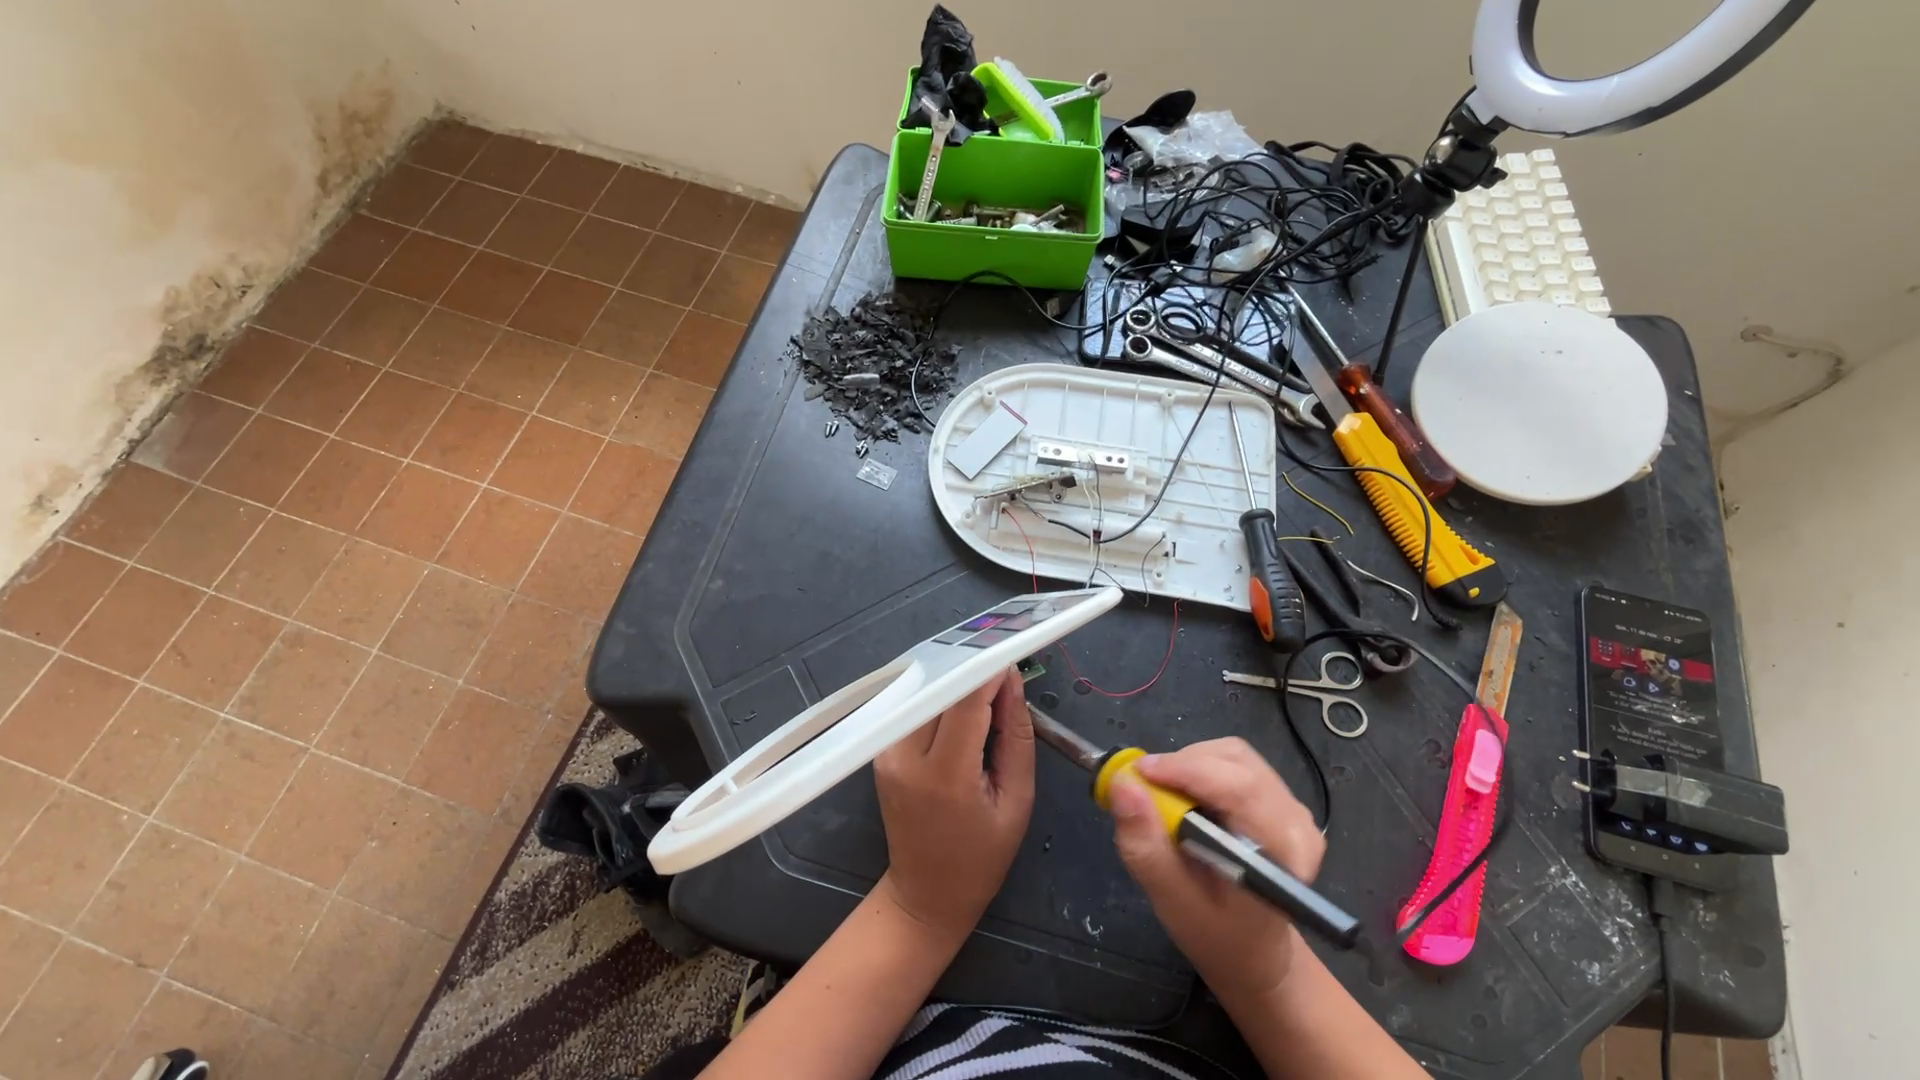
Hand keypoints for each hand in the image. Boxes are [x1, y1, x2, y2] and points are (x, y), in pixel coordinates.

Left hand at [873, 666, 1034, 938]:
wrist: (926, 892)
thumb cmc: (982, 856)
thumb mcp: (1018, 799)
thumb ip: (1016, 735)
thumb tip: (1011, 680)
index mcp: (944, 776)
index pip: (965, 702)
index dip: (990, 671)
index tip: (1014, 654)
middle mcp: (905, 757)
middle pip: (940, 692)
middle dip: (974, 675)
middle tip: (1005, 670)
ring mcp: (886, 753)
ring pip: (925, 696)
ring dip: (956, 686)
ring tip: (987, 690)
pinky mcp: (881, 752)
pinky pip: (914, 710)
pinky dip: (940, 702)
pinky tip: (961, 706)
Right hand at [1109, 737, 1324, 1003]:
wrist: (1252, 950)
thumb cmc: (1214, 933)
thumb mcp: (1170, 899)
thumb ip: (1146, 845)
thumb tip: (1123, 784)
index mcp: (1281, 853)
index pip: (1239, 788)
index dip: (1184, 770)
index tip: (1137, 774)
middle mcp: (1297, 823)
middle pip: (1235, 762)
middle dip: (1181, 766)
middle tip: (1142, 788)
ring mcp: (1294, 808)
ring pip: (1233, 755)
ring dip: (1190, 766)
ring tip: (1165, 799)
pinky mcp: (1281, 798)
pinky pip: (1236, 762)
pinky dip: (1201, 769)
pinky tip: (1188, 800)